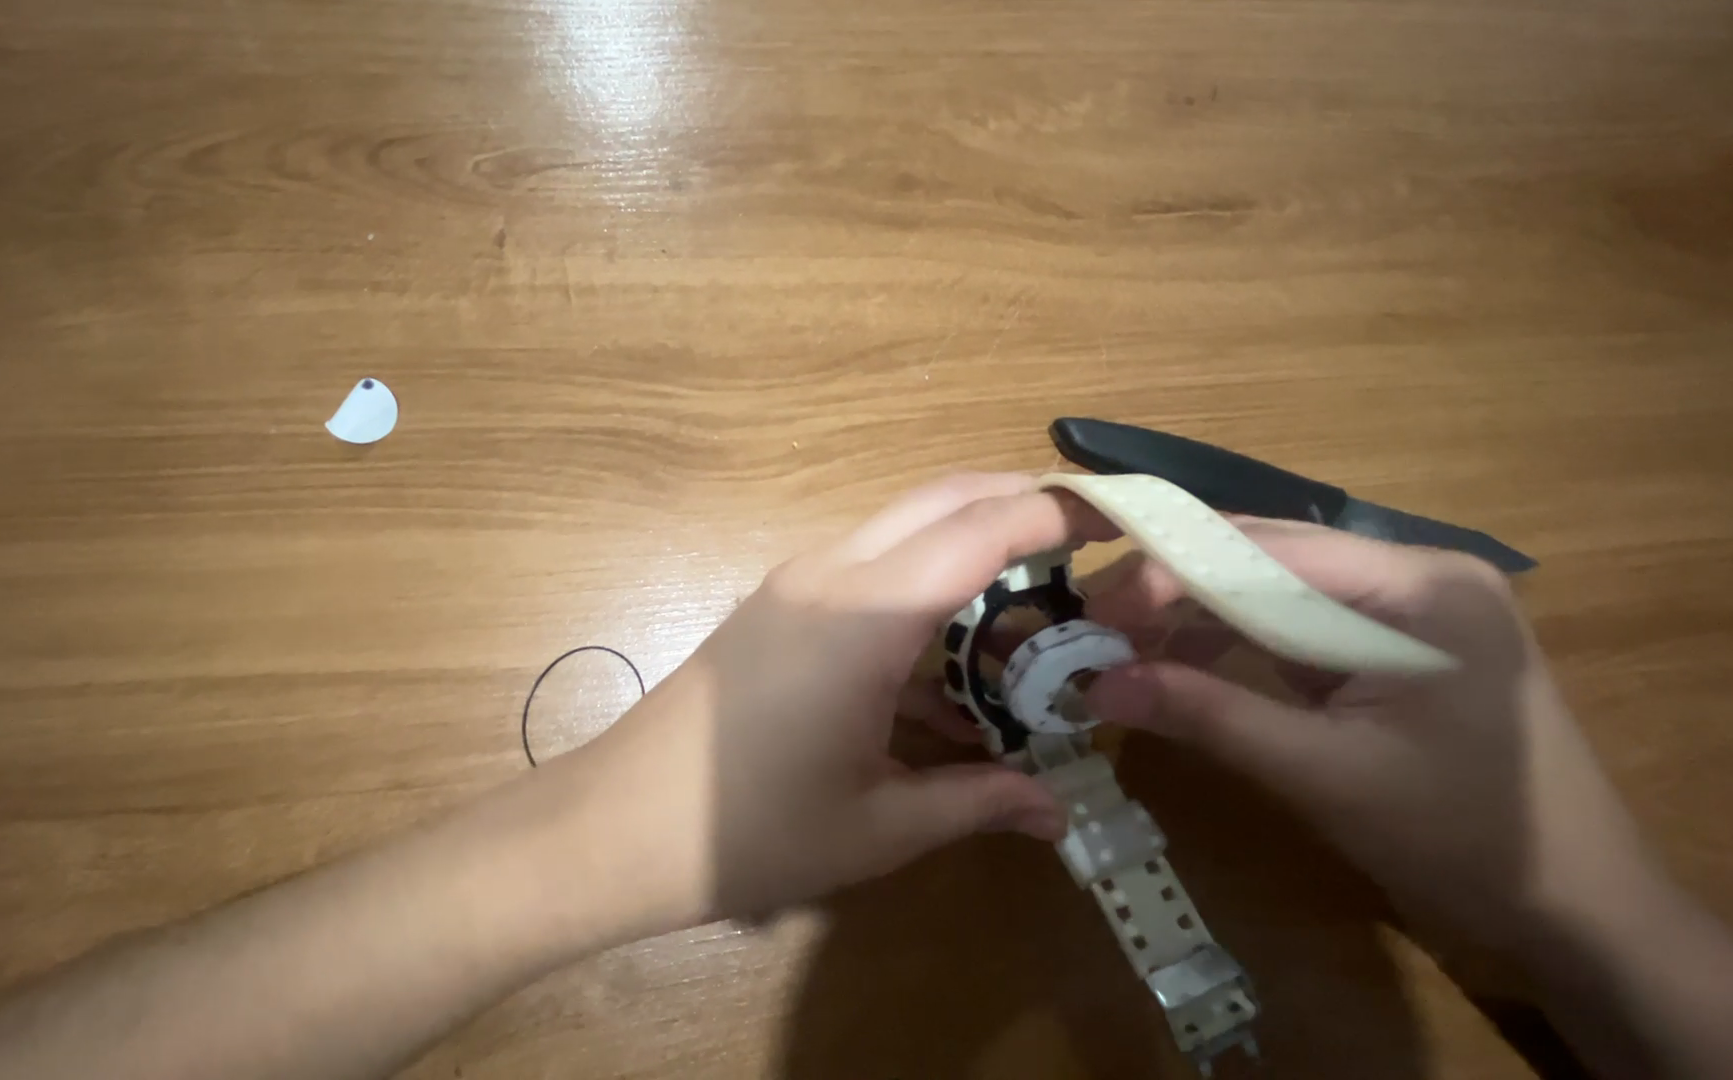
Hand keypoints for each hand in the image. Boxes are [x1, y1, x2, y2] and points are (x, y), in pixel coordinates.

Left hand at [552, 473, 1114, 927]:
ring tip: (1031, 596)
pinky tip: (947, 656)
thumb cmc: (750, 831)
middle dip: (1016, 501)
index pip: (978, 528)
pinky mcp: (776, 606)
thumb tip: (1056, 813)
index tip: (1116, 516)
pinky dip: (921, 584)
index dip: (1053, 510)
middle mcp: (831, 573)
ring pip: (901, 527)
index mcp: (865, 615)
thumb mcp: (878, 827)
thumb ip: (975, 802)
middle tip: (1086, 539)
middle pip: (939, 499)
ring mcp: (796, 583)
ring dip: (967, 542)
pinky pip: (867, 568)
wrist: (616, 826)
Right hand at [1079, 521, 1657, 951]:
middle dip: (1171, 585)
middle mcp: (1407, 571)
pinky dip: (1220, 638)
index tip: (1097, 611)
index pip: (1270, 550)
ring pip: (1263, 582)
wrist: (1575, 909)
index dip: (1172, 570)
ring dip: (1187, 611)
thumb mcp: (1322, 773)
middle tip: (1093, 622)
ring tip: (1115, 641)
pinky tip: (1168, 658)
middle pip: (1262, 553)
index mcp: (1419, 585)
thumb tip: (1093, 686)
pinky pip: (1280, 618)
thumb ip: (1206, 715)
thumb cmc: (1462, 836)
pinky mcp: (1374, 637)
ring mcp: (1393, 602)